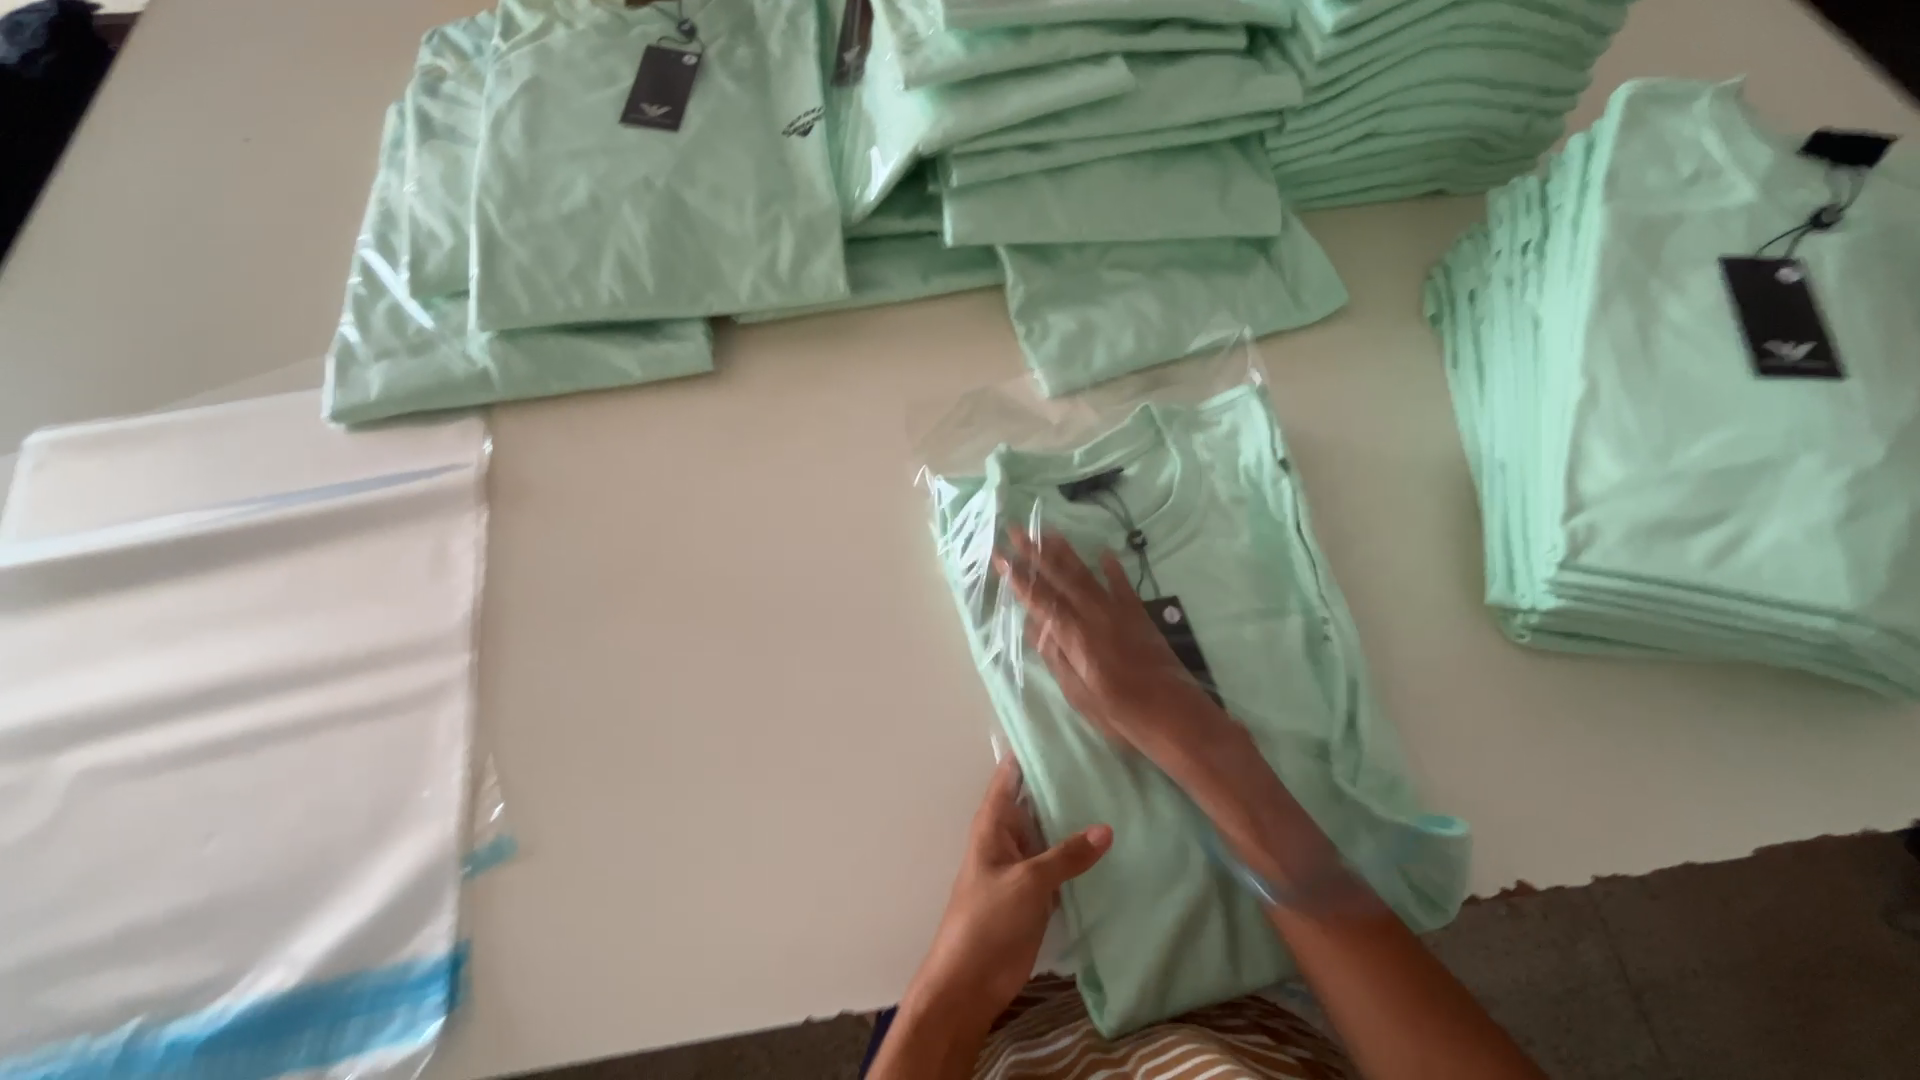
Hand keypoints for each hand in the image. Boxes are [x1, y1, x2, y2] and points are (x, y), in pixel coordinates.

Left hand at [901, 756, 1111, 1035]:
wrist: (970, 983)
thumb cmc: (987, 921)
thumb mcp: (1028, 882)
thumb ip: (1067, 855)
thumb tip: (1108, 828)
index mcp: (994, 823)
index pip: (1011, 774)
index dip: (1032, 749)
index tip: (1064, 727)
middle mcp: (1010, 836)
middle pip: (1038, 800)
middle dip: (1066, 783)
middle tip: (1111, 757)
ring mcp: (1025, 864)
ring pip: (1054, 831)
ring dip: (1078, 819)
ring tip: (1122, 791)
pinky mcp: (1039, 891)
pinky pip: (1063, 863)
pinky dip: (1082, 855)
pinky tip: (1116, 843)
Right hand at [993, 526, 1330, 893]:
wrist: (1175, 715)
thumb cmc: (1121, 713)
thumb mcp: (1078, 693)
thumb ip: (1057, 656)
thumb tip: (1035, 626)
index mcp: (1075, 636)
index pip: (1040, 600)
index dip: (1018, 578)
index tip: (1000, 556)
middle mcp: (1095, 616)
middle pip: (1060, 578)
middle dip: (1035, 553)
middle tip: (1016, 530)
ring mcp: (1119, 612)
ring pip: (1087, 575)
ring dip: (1065, 553)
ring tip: (1047, 532)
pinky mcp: (1140, 616)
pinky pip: (1123, 585)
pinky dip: (1112, 568)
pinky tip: (1103, 553)